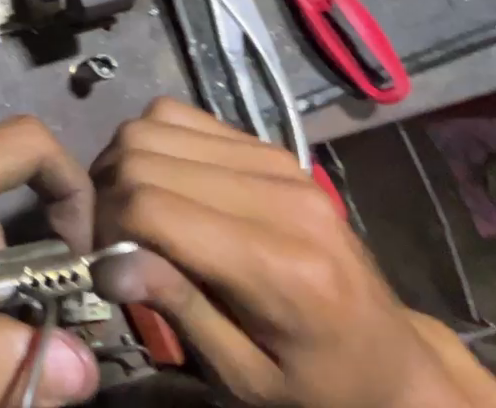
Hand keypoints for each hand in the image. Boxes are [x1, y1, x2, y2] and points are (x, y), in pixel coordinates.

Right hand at [90, 98, 495, 407]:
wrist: (392, 362)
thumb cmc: (317, 385)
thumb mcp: (246, 377)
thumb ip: (178, 308)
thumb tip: (105, 263)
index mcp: (280, 267)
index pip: (150, 206)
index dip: (106, 228)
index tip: (103, 263)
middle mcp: (280, 196)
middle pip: (141, 155)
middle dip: (106, 194)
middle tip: (110, 236)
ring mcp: (277, 161)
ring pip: (150, 125)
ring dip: (121, 163)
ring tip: (130, 208)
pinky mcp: (270, 147)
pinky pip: (176, 115)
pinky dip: (150, 142)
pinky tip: (160, 182)